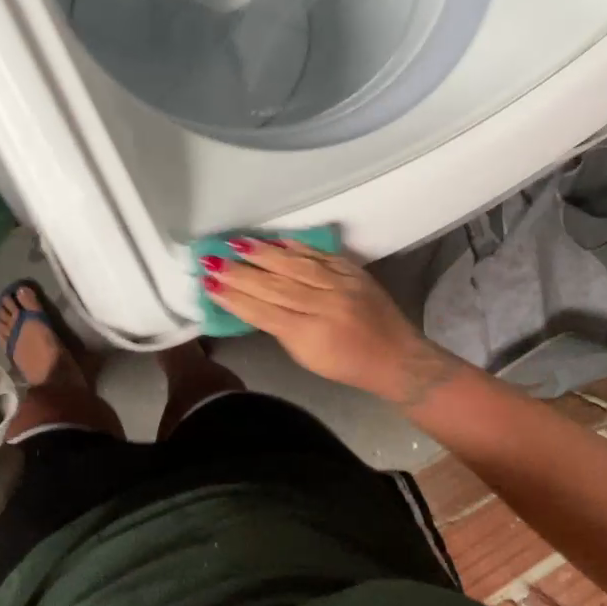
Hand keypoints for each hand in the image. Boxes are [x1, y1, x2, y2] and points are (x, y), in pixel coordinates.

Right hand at [205, 239, 465, 404]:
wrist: (397, 357)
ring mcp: (340, 284)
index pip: (263, 311)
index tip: (209, 284)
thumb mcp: (306, 357)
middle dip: (240, 271)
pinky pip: (317, 254)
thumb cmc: (347, 366)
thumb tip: (251, 301)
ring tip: (235, 243)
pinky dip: (293, 245)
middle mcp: (324, 305)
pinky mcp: (352, 271)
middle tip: (211, 259)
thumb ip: (280, 327)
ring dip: (261, 253)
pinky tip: (272, 240)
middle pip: (274, 284)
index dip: (234, 297)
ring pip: (294, 264)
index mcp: (310, 334)